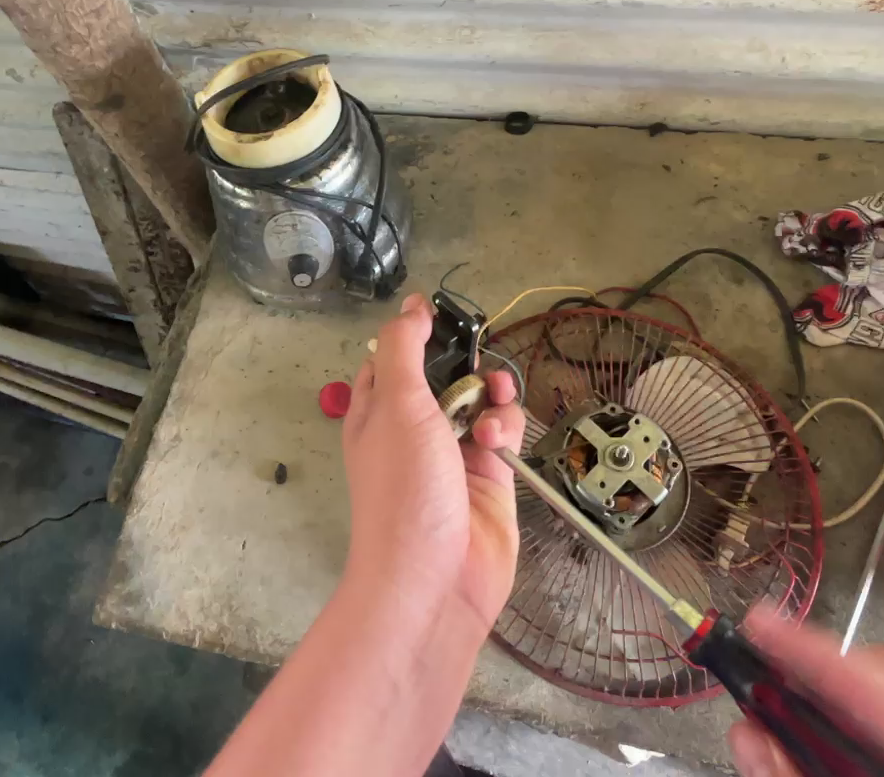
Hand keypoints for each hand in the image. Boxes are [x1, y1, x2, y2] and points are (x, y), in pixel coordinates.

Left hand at [342, 292, 527, 627]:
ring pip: (480, 401)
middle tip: (478, 366)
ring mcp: (452, 453)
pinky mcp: (489, 477)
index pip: (395, 358)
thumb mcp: (395, 404)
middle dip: (466, 365)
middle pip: (445, 375)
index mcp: (378, 410)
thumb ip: (405, 348)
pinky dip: (504, 429)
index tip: (444, 319)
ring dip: (491, 395)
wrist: (435, 579)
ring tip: (492, 405)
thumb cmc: (404, 485)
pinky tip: (496, 443)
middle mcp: (413, 428)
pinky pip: (502, 434)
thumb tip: (412, 304)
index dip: (417, 336)